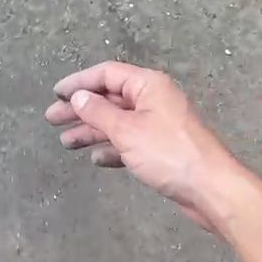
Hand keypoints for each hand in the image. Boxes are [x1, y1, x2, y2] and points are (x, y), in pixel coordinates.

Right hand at [44, 61, 249, 234]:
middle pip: (110, 98)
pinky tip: (96, 158)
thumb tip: (78, 96)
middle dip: (81, 108)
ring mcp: (158, 124)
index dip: (79, 82)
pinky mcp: (161, 148)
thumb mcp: (127, 131)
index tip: (56, 93)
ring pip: (118, 121)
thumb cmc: (169, 153)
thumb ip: (99, 112)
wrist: (210, 188)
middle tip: (52, 119)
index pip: (107, 74)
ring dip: (92, 130)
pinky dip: (112, 148)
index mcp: (148, 85)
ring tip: (66, 142)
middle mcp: (153, 99)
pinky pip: (130, 141)